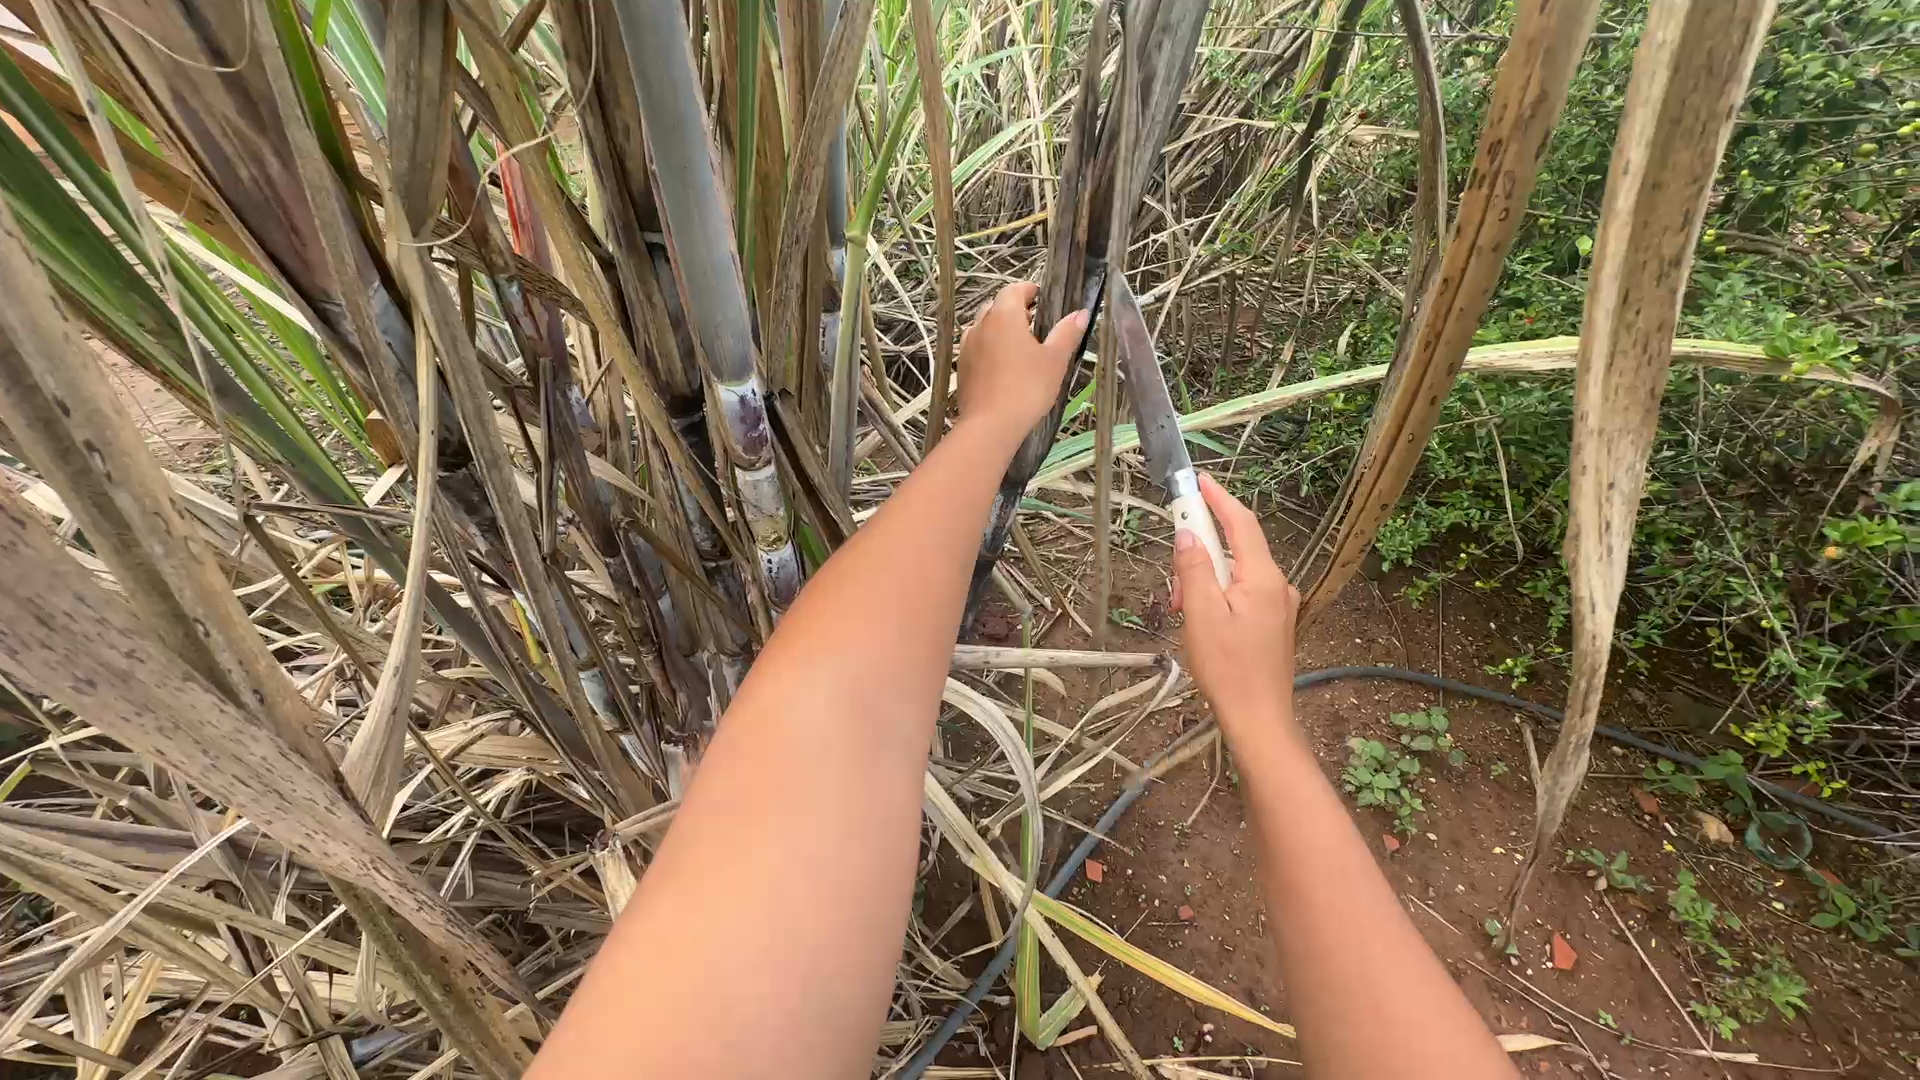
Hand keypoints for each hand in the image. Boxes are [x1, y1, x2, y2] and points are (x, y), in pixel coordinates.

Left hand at [955, 282, 1088, 438]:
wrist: (990, 426)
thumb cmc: (1027, 389)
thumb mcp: (1055, 361)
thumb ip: (1067, 333)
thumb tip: (1080, 313)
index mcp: (1003, 316)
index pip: (1013, 290)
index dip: (1028, 290)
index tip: (1041, 297)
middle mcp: (980, 326)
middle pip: (996, 307)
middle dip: (1014, 310)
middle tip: (1033, 323)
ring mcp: (967, 348)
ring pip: (983, 328)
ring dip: (999, 330)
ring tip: (1018, 346)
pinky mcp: (961, 369)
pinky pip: (976, 350)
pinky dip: (989, 350)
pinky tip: (1002, 368)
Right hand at [1170, 473, 1299, 732]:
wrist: (1258, 717)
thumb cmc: (1227, 667)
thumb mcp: (1201, 614)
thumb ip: (1194, 569)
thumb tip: (1187, 534)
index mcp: (1262, 577)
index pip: (1241, 523)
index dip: (1218, 498)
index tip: (1198, 480)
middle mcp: (1278, 584)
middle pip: (1237, 548)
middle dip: (1201, 552)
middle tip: (1174, 582)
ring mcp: (1279, 605)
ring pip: (1237, 573)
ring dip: (1205, 579)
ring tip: (1182, 609)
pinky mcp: (1274, 623)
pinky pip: (1243, 593)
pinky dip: (1217, 594)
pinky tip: (1199, 618)